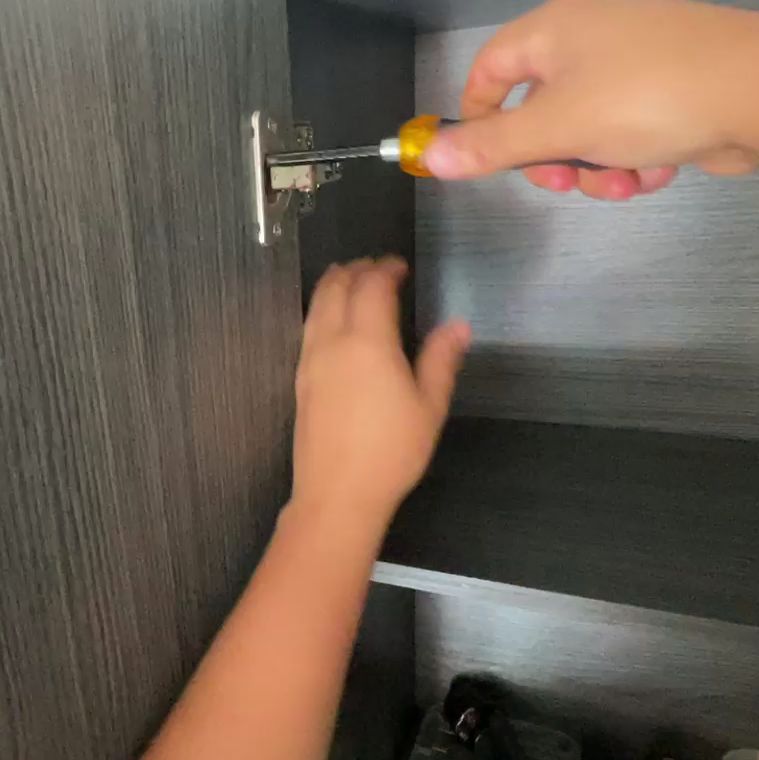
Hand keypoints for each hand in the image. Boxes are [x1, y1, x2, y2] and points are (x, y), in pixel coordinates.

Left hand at [289, 258, 469, 524]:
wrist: (337, 493)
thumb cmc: (392, 451)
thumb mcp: (429, 406)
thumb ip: (441, 360)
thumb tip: (458, 325)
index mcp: (368, 341)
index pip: (373, 287)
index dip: (387, 269)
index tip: (401, 266)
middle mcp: (332, 342)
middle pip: (337, 288)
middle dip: (357, 270)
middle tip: (376, 268)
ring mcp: (310, 360)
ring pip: (316, 306)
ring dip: (334, 285)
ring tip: (351, 280)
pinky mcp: (300, 380)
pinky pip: (308, 328)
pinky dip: (321, 309)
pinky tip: (332, 321)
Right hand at [423, 0, 758, 199]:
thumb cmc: (646, 98)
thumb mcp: (556, 128)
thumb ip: (490, 146)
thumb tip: (430, 157)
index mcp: (555, 28)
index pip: (488, 68)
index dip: (477, 116)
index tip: (484, 159)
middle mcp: (590, 34)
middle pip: (535, 106)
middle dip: (548, 156)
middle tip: (563, 181)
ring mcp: (633, 57)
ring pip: (581, 127)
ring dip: (591, 166)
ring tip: (621, 182)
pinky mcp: (667, 83)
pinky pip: (622, 127)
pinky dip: (628, 156)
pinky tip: (653, 171)